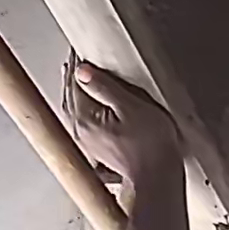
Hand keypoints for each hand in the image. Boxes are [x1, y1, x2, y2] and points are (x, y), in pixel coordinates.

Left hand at [71, 62, 182, 189]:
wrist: (158, 180)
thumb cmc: (151, 144)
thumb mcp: (132, 107)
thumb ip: (105, 87)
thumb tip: (81, 71)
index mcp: (85, 118)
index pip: (75, 83)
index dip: (77, 65)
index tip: (77, 50)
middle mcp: (80, 132)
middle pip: (70, 97)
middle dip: (72, 78)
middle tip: (74, 59)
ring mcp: (87, 143)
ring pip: (73, 110)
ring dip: (75, 93)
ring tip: (78, 78)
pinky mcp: (97, 150)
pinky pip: (82, 122)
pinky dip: (82, 108)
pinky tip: (89, 106)